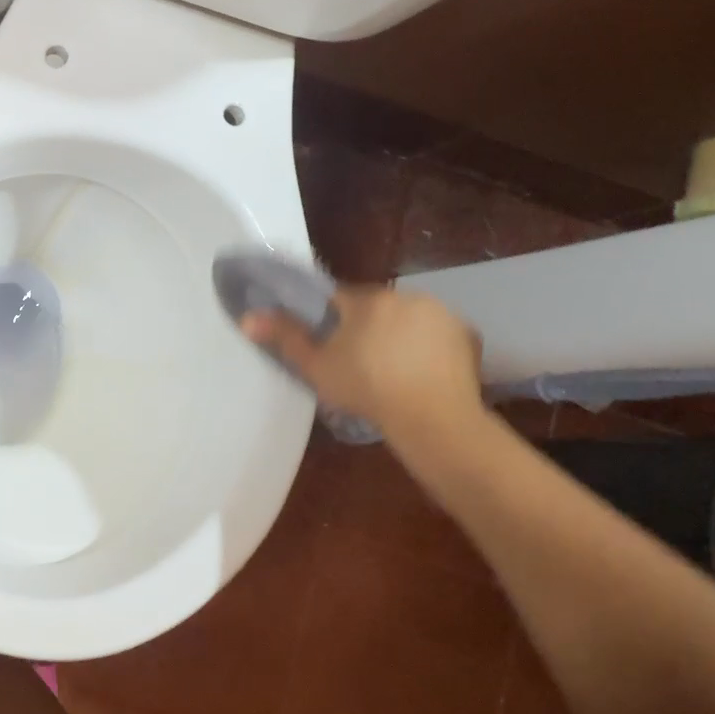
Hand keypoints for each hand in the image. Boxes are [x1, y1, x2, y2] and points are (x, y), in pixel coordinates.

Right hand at [241, 285, 483, 436]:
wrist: (433, 417)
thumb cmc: (366, 387)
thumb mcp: (316, 366)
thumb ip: (285, 337)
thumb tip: (247, 317)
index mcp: (367, 299)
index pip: (336, 297)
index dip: (327, 319)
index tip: (325, 344)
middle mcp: (407, 296)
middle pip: (373, 308)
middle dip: (363, 327)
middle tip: (353, 361)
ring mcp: (442, 314)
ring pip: (406, 319)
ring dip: (395, 336)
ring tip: (387, 371)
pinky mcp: (467, 335)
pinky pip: (435, 336)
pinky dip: (425, 349)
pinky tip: (417, 374)